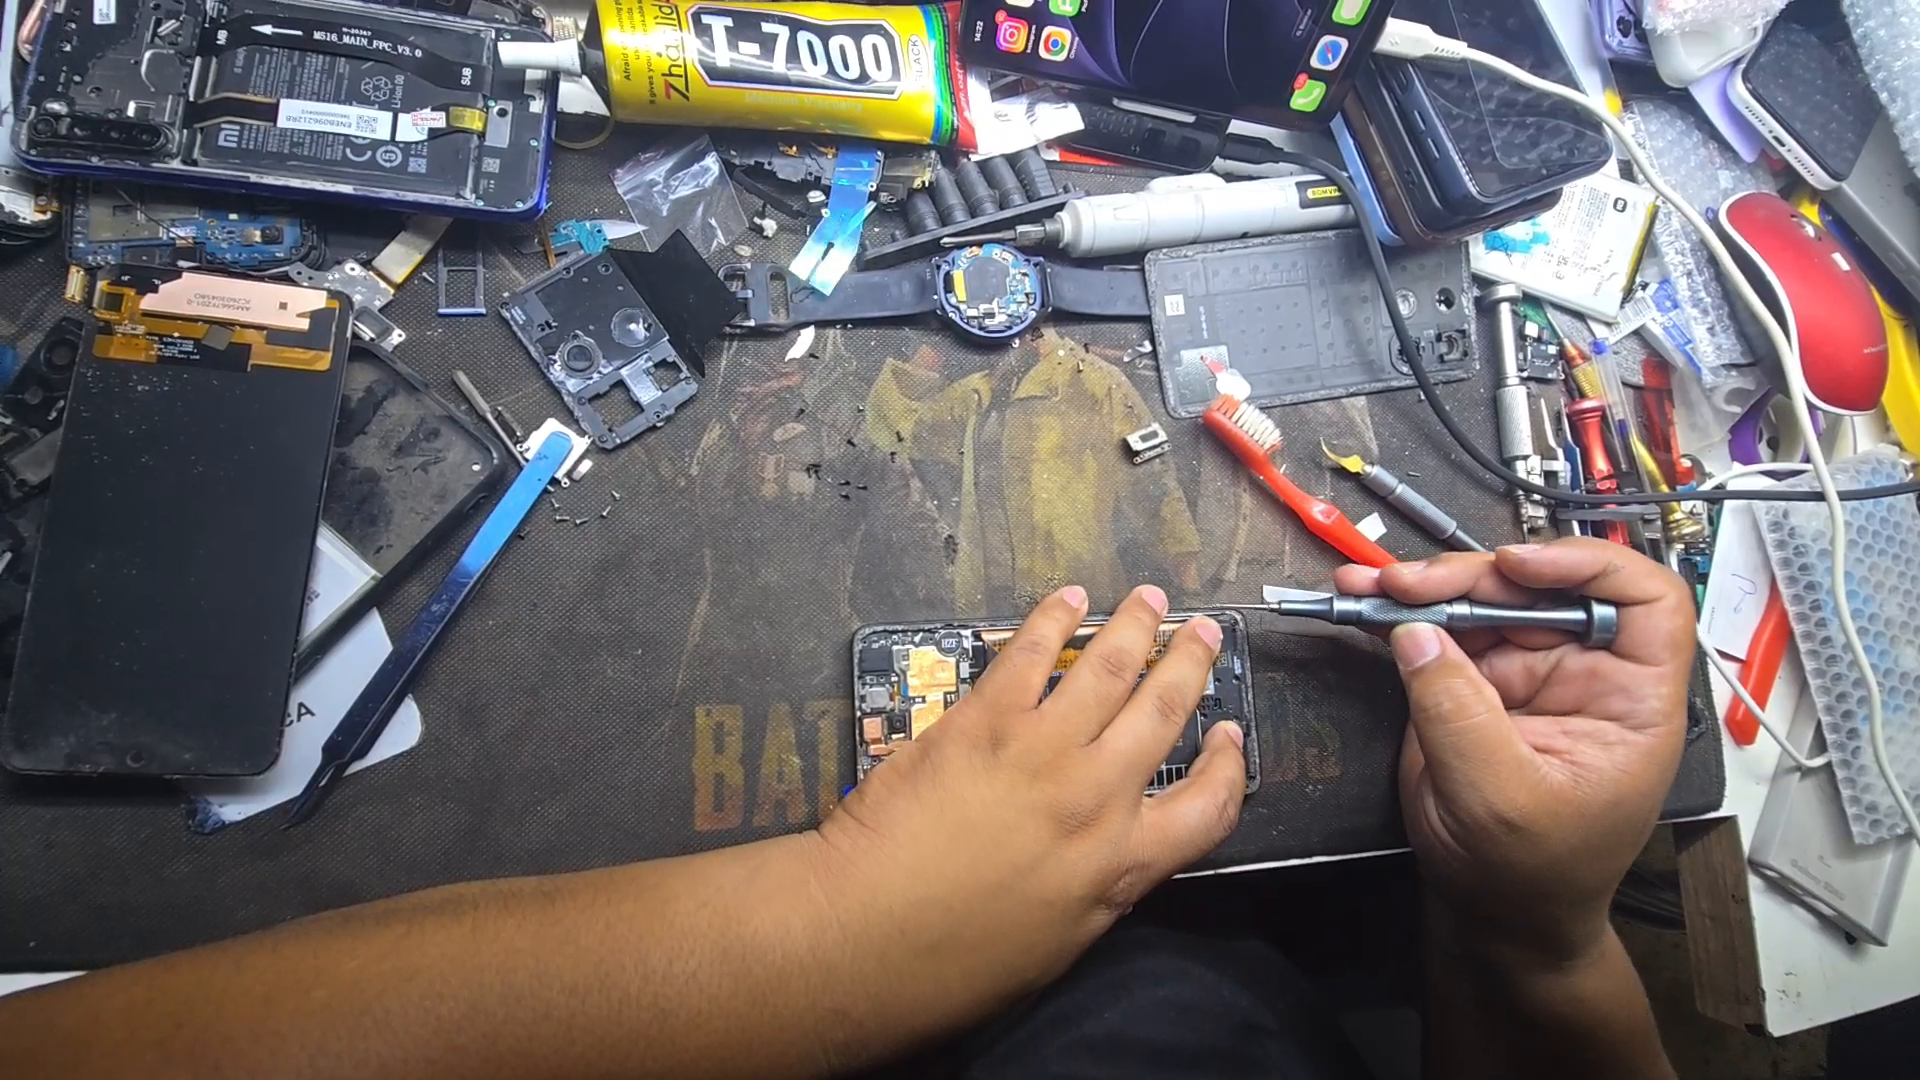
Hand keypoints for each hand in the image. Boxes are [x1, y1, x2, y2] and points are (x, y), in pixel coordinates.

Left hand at [807, 585, 1246, 1036]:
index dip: (1228, 766)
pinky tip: (1068, 599)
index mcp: (1121, 862)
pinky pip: (1030, 654)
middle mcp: (1096, 794)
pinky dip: (1053, 619)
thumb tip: (1110, 848)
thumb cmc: (958, 958)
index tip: (1229, 732)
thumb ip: (1096, 884)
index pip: (1207, 808)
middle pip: (1162, 713)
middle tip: (1200, 630)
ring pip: (1107, 670)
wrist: (870, 932)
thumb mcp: (1059, 939)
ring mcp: (1042, 748)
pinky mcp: (986, 718)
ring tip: (1150, 599)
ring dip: (1133, 627)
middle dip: (1189, 664)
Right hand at [1333, 539, 1693, 962]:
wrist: (1488, 903)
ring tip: (1365, 586)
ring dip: (1416, 588)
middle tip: (1403, 585)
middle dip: (1465, 577)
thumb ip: (1457, 711)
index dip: (1586, 567)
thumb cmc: (1526, 867)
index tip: (1515, 566)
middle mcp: (1574, 670)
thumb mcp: (1498, 794)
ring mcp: (1512, 672)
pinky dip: (1390, 612)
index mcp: (1624, 696)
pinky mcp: (1459, 680)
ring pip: (1471, 601)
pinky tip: (1361, 600)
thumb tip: (1416, 634)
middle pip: (1532, 589)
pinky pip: (1427, 629)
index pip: (1641, 601)